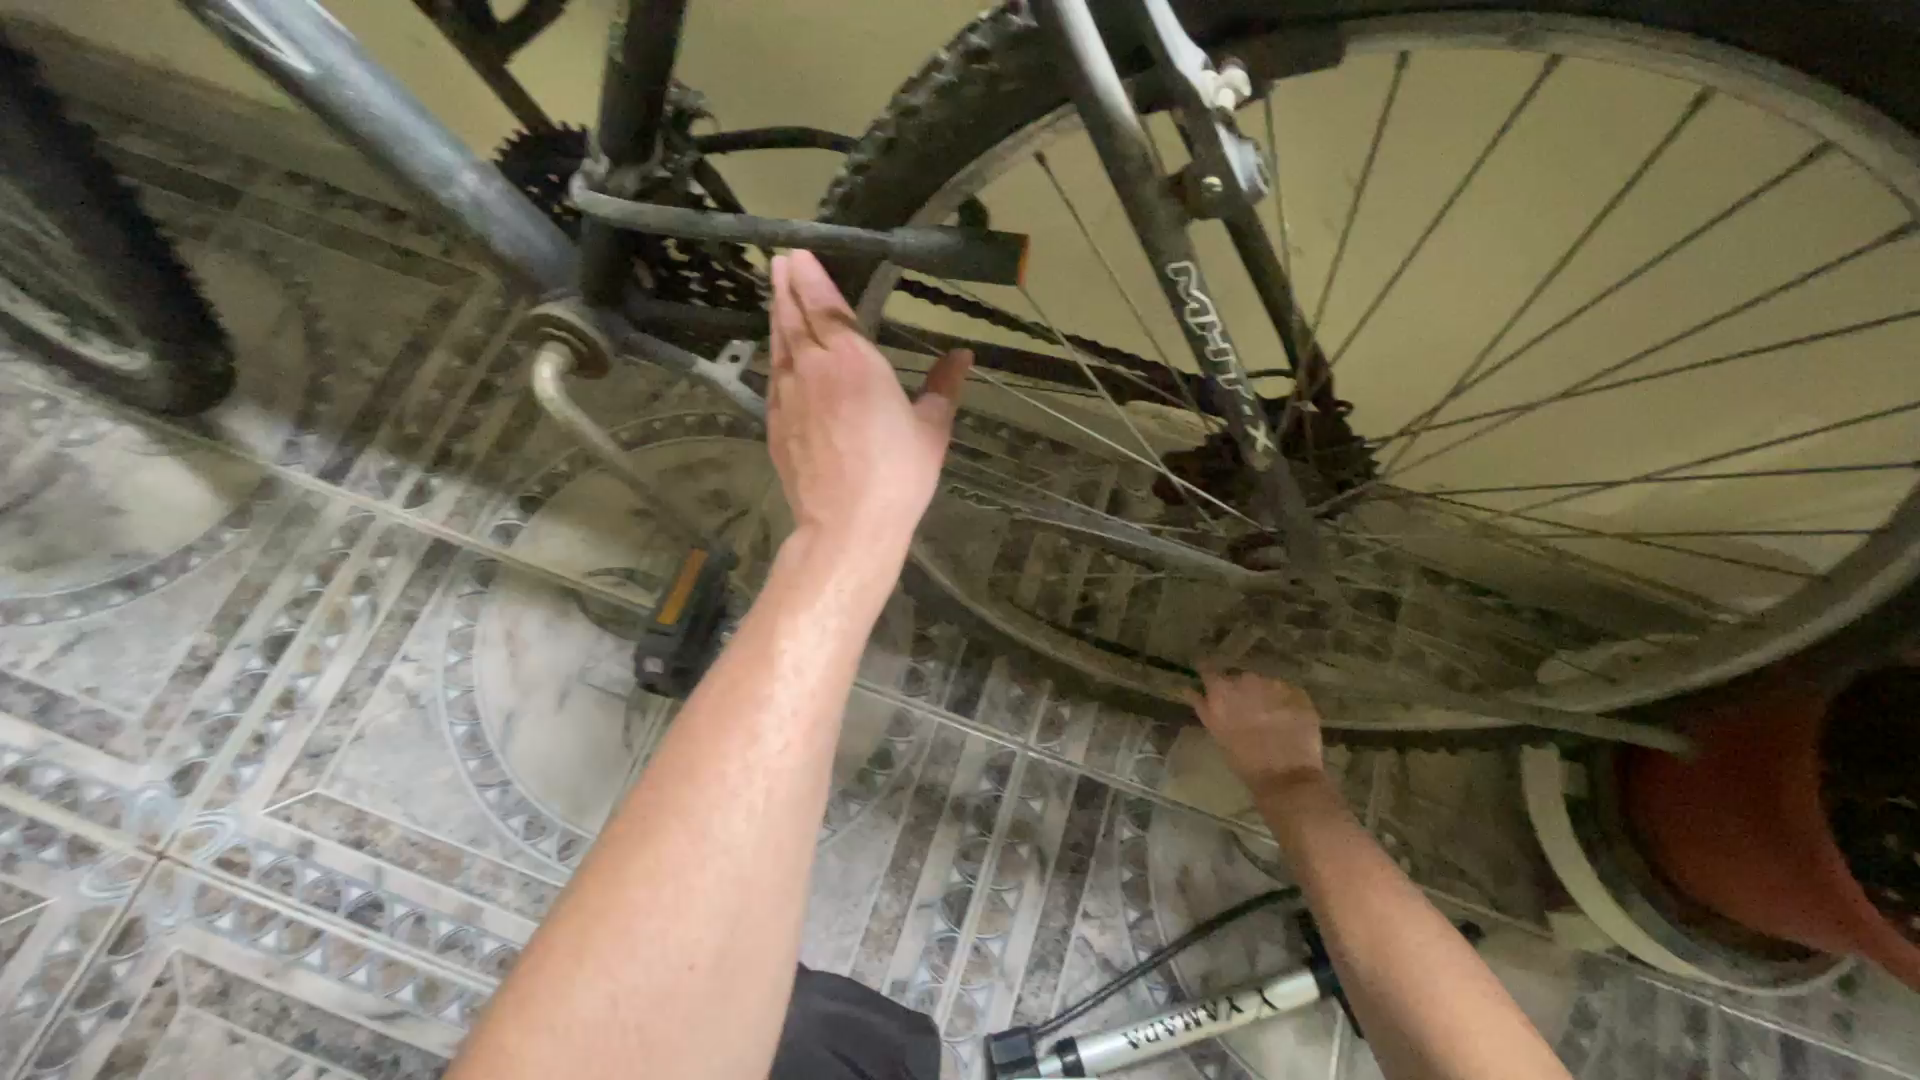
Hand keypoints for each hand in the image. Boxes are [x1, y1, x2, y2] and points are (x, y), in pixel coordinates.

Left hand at [767, 250, 970, 554]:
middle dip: (787, 287)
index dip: (812, 279)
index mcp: (855, 361)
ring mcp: (788, 396)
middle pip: (795, 318)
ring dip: (777, 316)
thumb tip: (963, 356)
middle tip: (780, 263)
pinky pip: (773, 376)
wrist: (846, 524)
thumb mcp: (932, 429)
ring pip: (779, 344)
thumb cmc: (898, 475)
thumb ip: (944, 387)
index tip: (798, 255)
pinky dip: (774, 356)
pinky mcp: (775, 423)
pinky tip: (777, 354)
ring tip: (775, 295)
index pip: (828, 307)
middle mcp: (814, 368)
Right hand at [1185, 668, 1327, 791]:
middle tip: (1247, 710)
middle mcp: (1245, 680)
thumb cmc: (1244, 761)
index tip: (1210, 678)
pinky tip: (1288, 720)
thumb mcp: (1217, 733)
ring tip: (1271, 717)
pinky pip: (1287, 691)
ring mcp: (1273, 683)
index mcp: (1221, 690)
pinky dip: (1286, 702)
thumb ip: (1204, 707)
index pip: (1208, 669)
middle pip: (1240, 677)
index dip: (1209, 672)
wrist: (1286, 776)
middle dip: (1242, 689)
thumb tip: (1191, 688)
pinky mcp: (1298, 692)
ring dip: (1265, 695)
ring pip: (1265, 683)